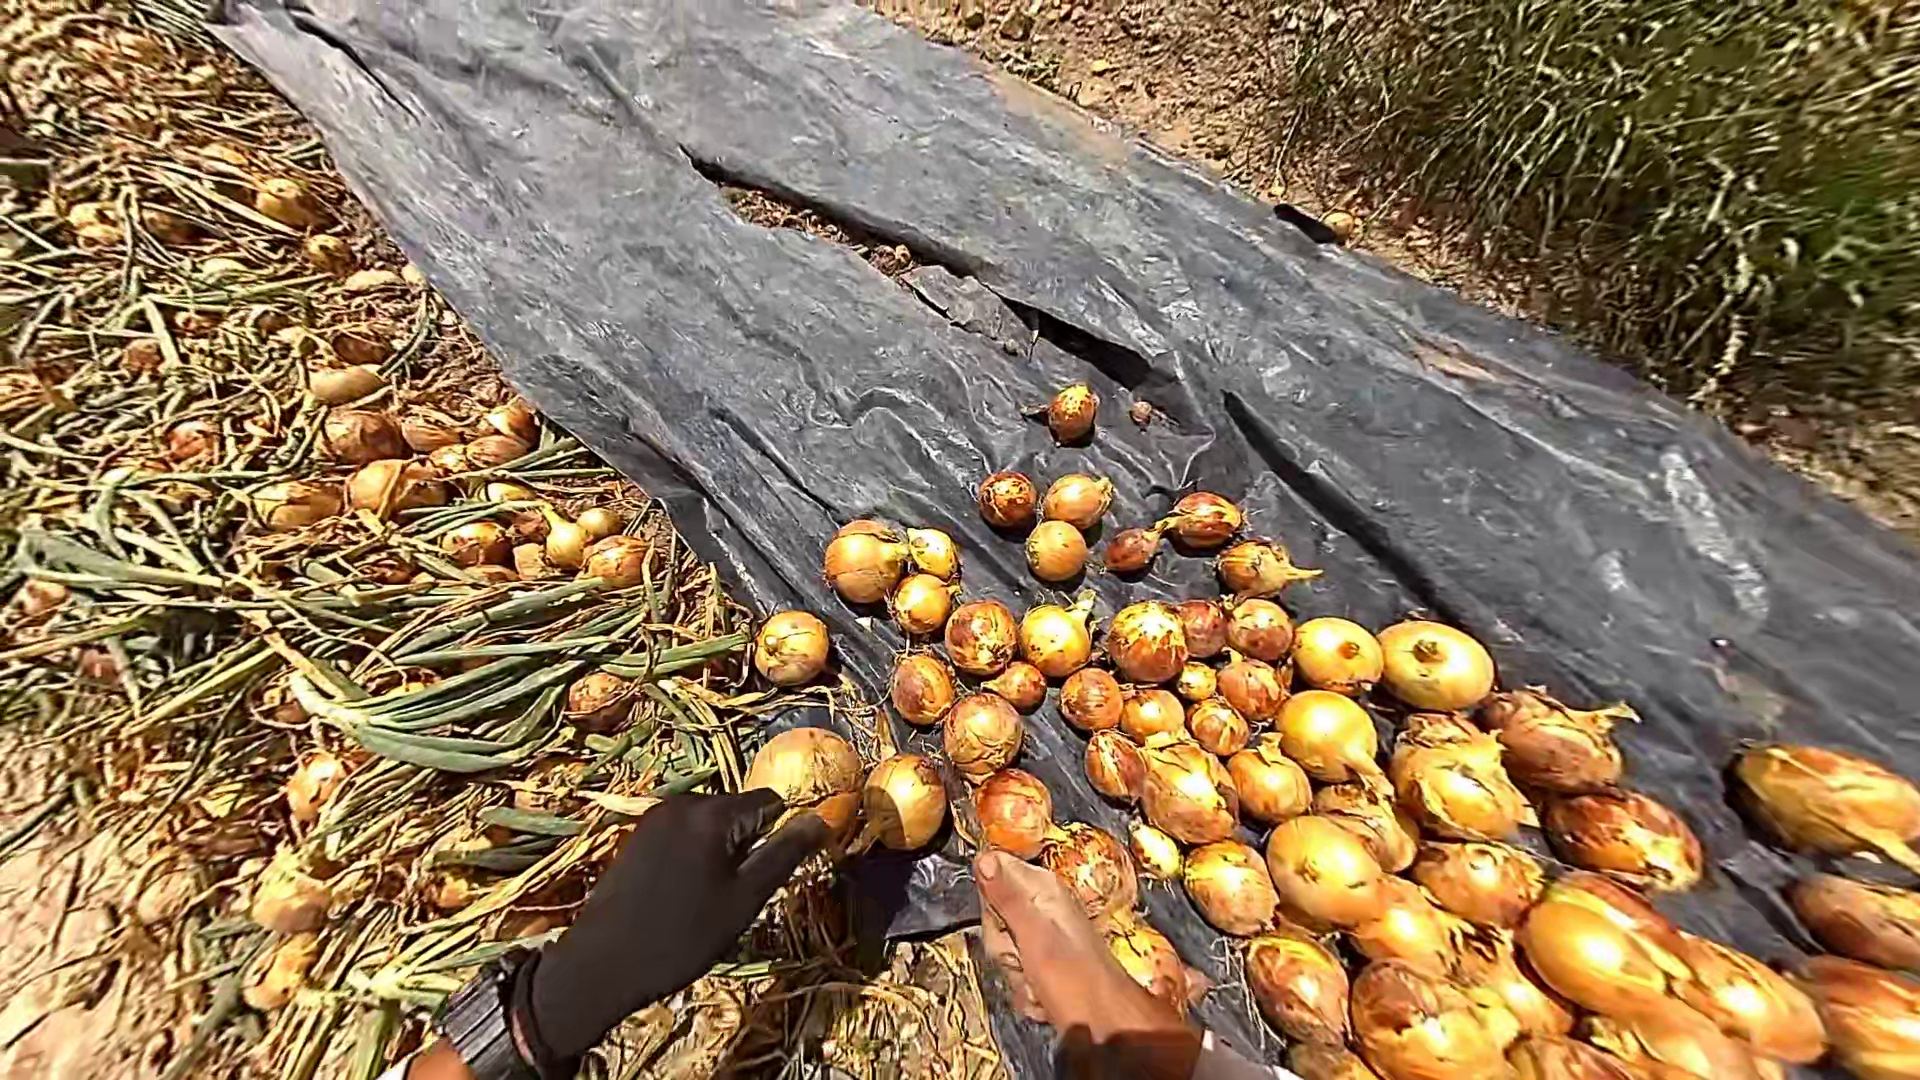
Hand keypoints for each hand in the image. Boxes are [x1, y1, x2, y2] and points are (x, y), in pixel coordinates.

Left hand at [511, 791, 827, 1069]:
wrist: (595, 970)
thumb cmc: (679, 936)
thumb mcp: (743, 899)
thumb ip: (785, 853)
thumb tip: (821, 819)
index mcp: (714, 812)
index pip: (770, 801)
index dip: (778, 833)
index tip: (767, 871)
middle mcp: (686, 801)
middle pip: (740, 809)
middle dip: (747, 841)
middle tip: (733, 889)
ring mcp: (658, 815)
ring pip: (713, 820)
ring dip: (721, 847)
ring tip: (704, 893)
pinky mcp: (640, 832)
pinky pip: (686, 828)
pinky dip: (695, 849)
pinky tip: (680, 889)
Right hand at [974, 850, 1198, 1075]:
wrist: (1107, 1028)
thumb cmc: (1077, 980)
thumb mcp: (1034, 933)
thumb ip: (1007, 896)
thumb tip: (983, 858)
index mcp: (1043, 887)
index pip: (995, 870)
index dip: (990, 898)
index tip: (1001, 921)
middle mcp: (1043, 904)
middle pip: (994, 911)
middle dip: (1001, 942)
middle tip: (1022, 957)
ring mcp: (1043, 932)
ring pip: (1002, 942)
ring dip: (1012, 968)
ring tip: (1034, 980)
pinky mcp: (1043, 959)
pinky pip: (1014, 964)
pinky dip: (1022, 984)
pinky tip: (1039, 994)